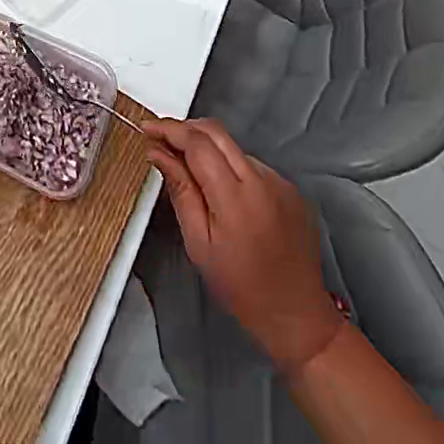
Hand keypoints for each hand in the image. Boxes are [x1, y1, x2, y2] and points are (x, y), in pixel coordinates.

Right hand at [143, 119, 346, 372]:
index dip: (168, 129)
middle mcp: (264, 183)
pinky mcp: (291, 191)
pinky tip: (218, 187)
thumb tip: (158, 152)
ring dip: (206, 148)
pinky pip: (251, 164)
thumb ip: (180, 189)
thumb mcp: (198, 241)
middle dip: (184, 129)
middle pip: (217, 133)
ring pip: (233, 147)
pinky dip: (228, 165)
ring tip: (186, 168)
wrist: (297, 315)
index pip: (198, 143)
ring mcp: (282, 185)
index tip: (146, 128)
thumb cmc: (240, 285)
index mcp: (237, 198)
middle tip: (160, 140)